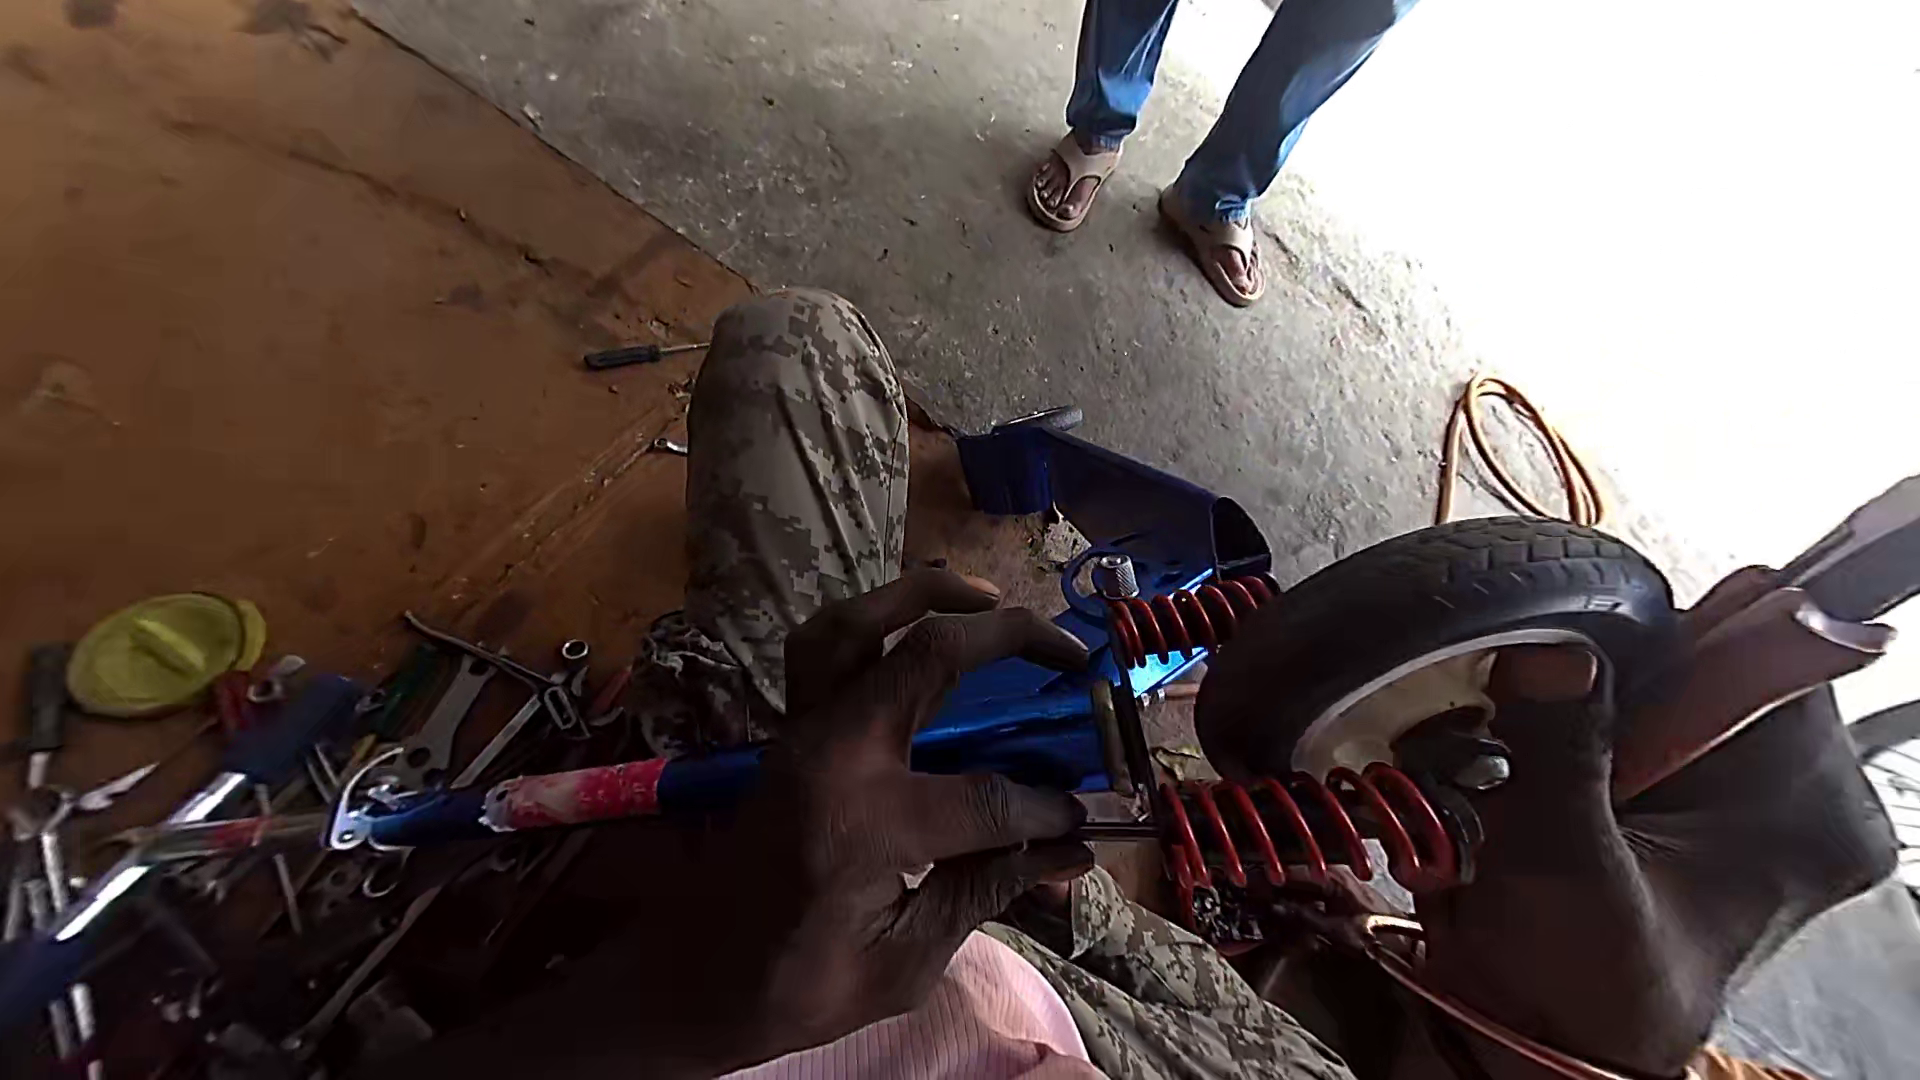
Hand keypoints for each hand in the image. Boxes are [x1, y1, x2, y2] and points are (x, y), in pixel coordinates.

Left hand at [402, 571, 1094, 1076]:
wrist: (688, 971)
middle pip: (931, 655)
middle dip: (1012, 638)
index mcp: (865, 823)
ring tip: (988, 597)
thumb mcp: (903, 962)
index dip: (1045, 807)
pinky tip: (913, 621)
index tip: (1082, 814)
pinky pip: (825, 638)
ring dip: (931, 594)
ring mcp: (804, 722)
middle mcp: (834, 748)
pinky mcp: (790, 717)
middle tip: (1068, 649)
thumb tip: (1072, 849)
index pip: (984, 798)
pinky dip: (874, 613)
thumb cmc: (794, 982)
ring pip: (861, 618)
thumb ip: (989, 891)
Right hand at [1417, 569, 1893, 1078]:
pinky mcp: (1614, 783)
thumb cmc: (1572, 967)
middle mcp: (1756, 783)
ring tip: (1486, 762)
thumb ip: (1560, 755)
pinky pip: (1566, 714)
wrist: (1522, 1017)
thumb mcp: (1563, 864)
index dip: (1659, 636)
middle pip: (1667, 667)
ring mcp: (1679, 782)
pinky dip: (1513, 725)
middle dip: (1570, 680)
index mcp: (1800, 807)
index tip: (1556, 653)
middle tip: (1506, 728)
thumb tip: (1553, 649)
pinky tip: (1484, 769)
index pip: (1759, 659)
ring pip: (1602, 687)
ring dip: (1529, 707)